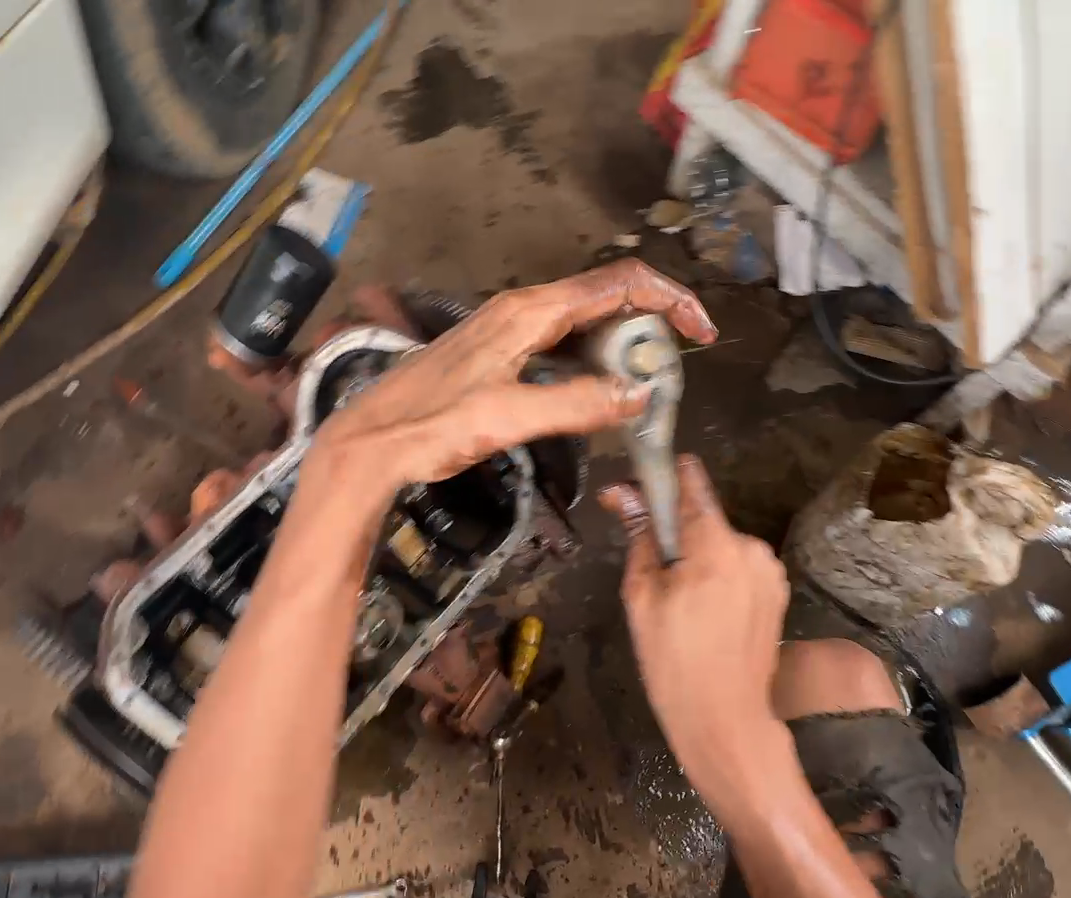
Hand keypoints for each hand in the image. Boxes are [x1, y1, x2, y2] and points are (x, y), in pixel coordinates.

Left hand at [307, 260, 715, 498]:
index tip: (699, 333)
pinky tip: (595, 391)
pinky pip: (559, 345)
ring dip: (620, 346)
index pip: (617, 283)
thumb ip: (576, 404)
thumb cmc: (432, 425)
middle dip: (648, 326)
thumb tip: (640, 394)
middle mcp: (521, 310)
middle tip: (670, 372)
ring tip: (644, 385)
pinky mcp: (497, 353)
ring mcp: (507, 330)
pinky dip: (590, 361)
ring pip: (582, 323)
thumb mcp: (508, 417)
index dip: (668, 299)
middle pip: (604, 298)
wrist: (370, 442)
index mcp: (529, 312)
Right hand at [600, 456, 792, 822]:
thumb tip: (625, 494)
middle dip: (677, 536)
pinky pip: (739, 568)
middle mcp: (751, 547)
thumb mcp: (642, 596)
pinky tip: (706, 614)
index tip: (643, 482)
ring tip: (680, 604)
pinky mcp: (778, 592)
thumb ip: (640, 538)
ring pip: (722, 546)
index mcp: (715, 544)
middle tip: (654, 576)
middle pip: (704, 521)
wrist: (724, 717)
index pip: (692, 484)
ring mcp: (770, 571)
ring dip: (699, 559)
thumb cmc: (672, 660)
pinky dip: (720, 578)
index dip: (665, 477)